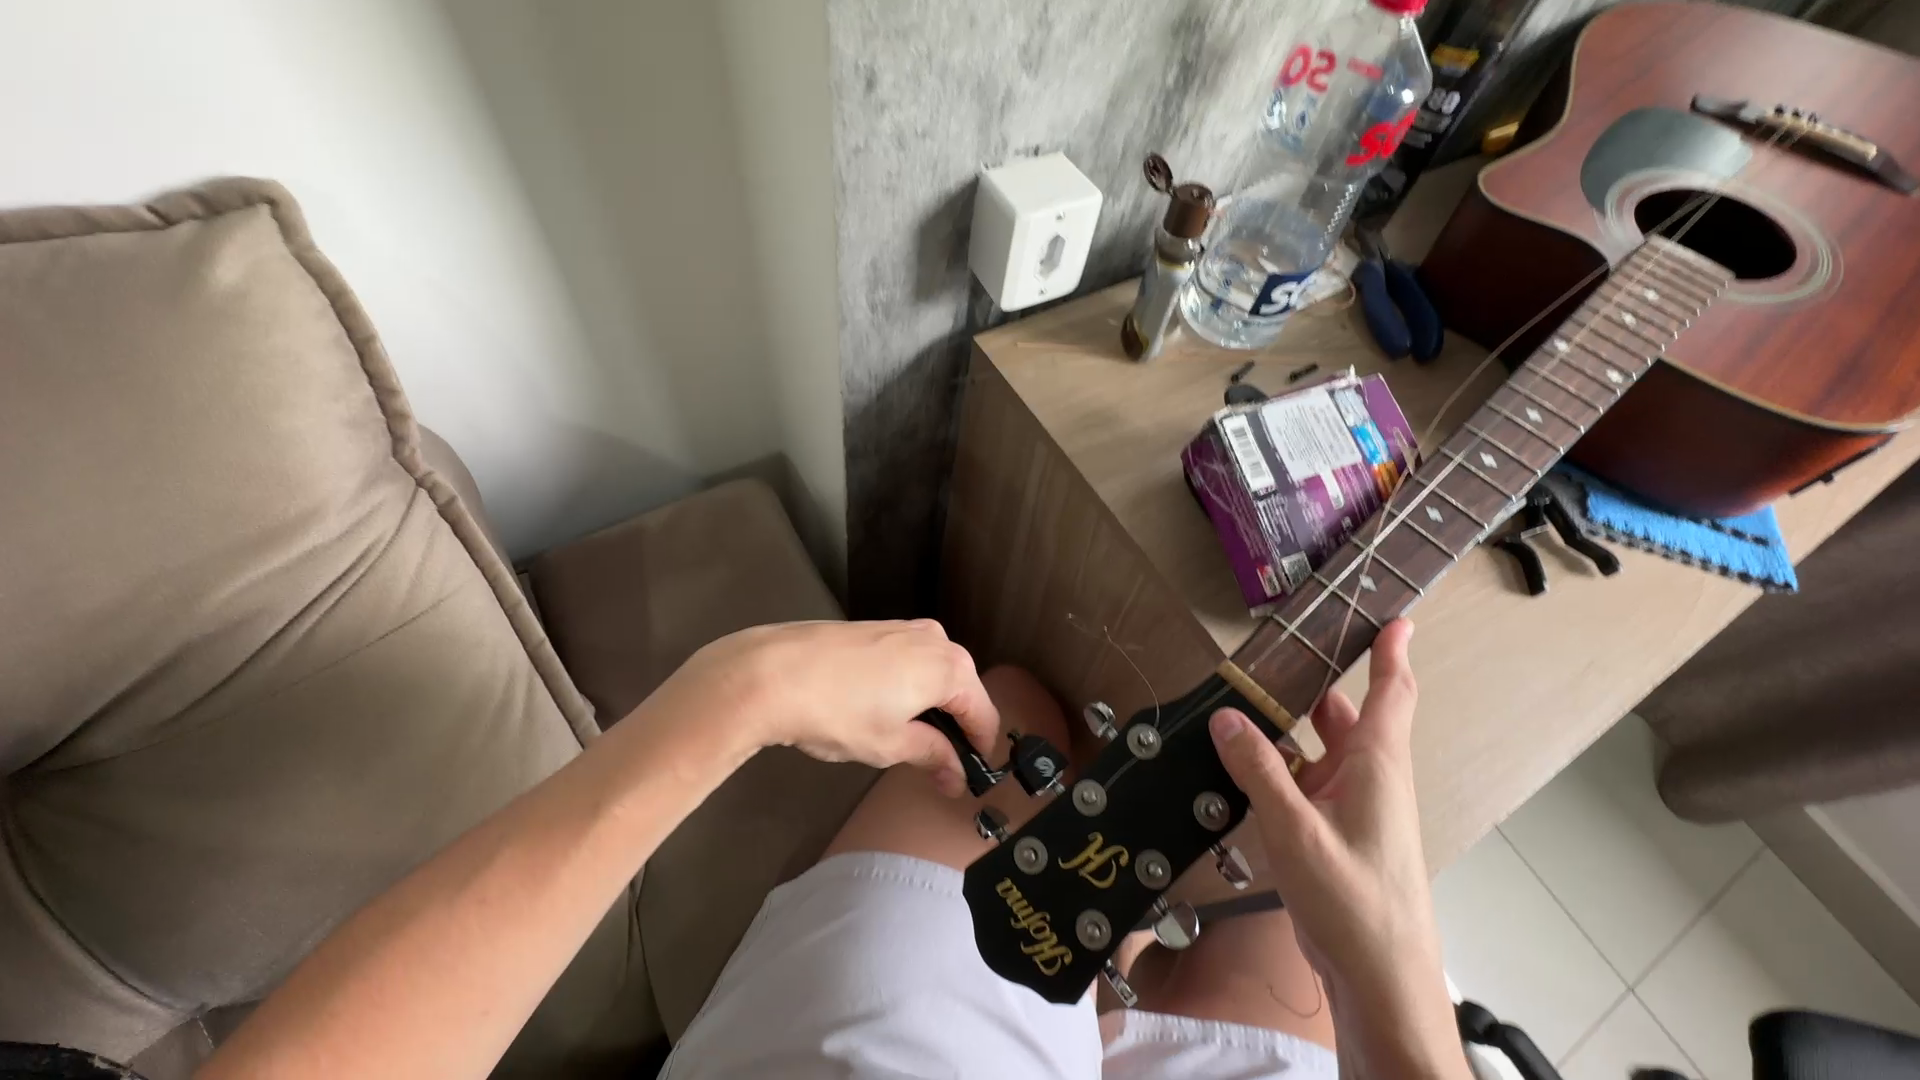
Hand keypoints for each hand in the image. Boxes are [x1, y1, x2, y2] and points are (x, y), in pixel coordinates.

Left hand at [641, 620, 999, 796]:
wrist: (769, 672)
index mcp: (950, 666)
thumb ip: (933, 756)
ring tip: (902, 740)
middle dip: (954, 727)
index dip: (979, 750)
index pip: (984, 714)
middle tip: (936, 765)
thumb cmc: (836, 710)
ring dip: (928, 706)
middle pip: (961, 689)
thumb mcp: (891, 744)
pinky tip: (878, 709)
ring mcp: (902, 628)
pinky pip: (907, 661)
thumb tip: (956, 775)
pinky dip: (905, 687)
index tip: (969, 778)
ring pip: (932, 673)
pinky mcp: (873, 627)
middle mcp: (934, 639)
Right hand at [1209, 619, 1468, 1078]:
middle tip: (1278, 657)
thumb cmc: (1351, 899)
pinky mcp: (1339, 835)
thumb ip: (1259, 770)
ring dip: (1295, 730)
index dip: (1392, 652)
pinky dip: (1285, 769)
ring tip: (1246, 708)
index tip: (1395, 616)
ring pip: (1326, 752)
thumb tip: (1226, 715)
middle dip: (1318, 686)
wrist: (1381, 980)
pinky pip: (1312, 785)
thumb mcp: (1293, 830)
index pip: (1391, 693)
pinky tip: (1247, 772)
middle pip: (1348, 717)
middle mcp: (1371, 779)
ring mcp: (1356, 809)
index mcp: (1376, 765)